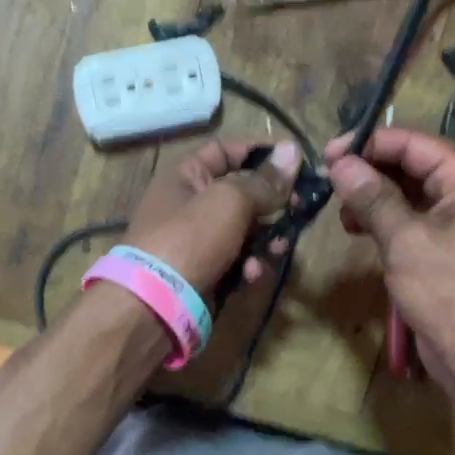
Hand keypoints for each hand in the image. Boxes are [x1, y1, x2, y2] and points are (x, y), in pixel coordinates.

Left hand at [122, 140, 300, 293]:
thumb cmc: (191, 238)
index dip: (259, 152)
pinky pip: (235, 260)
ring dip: (266, 239)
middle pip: (240, 194)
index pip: (225, 151)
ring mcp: (196, 241)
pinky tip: (251, 275)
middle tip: (298, 209)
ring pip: (244, 231)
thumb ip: (264, 180)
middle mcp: (188, 204)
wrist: (156, 303)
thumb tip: (292, 151)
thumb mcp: (230, 201)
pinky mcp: (204, 271)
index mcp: (185, 175)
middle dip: (272, 203)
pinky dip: (248, 265)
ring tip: (278, 249)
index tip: (294, 162)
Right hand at [324, 128, 454, 379]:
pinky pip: (422, 221)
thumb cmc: (449, 293)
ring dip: (378, 200)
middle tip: (330, 186)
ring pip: (416, 195)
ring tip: (344, 216)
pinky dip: (393, 223)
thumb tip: (340, 163)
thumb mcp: (404, 241)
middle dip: (372, 173)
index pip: (415, 143)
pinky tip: (364, 233)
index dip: (369, 144)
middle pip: (416, 165)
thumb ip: (373, 198)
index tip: (327, 154)